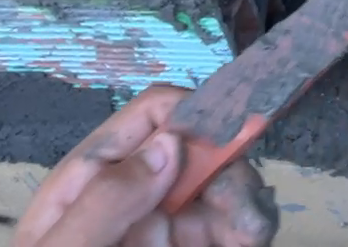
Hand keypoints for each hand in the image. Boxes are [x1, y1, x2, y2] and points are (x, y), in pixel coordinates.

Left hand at [13, 85, 277, 246]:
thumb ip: (107, 199)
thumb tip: (170, 143)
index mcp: (94, 178)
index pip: (153, 115)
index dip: (191, 112)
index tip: (222, 137)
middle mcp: (139, 194)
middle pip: (202, 150)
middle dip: (231, 164)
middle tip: (244, 205)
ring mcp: (169, 227)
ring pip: (227, 186)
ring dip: (249, 198)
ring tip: (253, 230)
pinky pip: (235, 227)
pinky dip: (253, 225)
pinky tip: (252, 237)